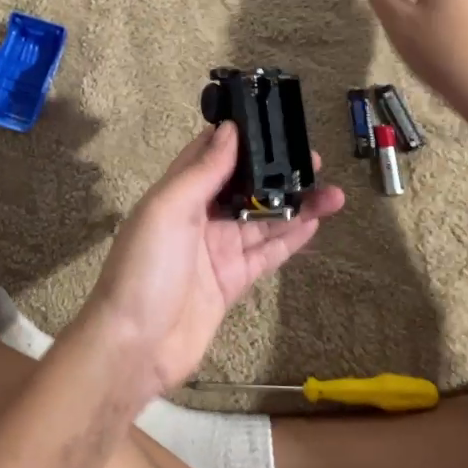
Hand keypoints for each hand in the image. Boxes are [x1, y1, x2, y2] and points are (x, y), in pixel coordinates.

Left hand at [84, 123, 344, 394]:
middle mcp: (197, 218)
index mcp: (176, 195)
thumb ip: (201, 172)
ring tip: (332, 191)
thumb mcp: (167, 210)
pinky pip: (266, 253)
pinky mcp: (232, 282)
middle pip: (243, 187)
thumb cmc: (145, 270)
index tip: (273, 120)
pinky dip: (290, 238)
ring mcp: (216, 252)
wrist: (135, 347)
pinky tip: (315, 222)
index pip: (209, 155)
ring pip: (262, 220)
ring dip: (295, 205)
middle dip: (275, 172)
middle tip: (314, 159)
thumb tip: (229, 129)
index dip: (239, 138)